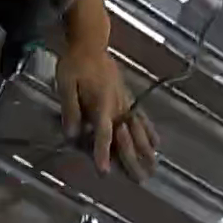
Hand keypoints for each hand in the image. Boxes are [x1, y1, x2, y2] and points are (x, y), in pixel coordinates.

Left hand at [57, 39, 157, 179]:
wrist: (90, 43)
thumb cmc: (75, 64)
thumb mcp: (65, 84)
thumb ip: (70, 110)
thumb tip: (71, 135)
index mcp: (101, 103)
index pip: (103, 133)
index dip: (103, 152)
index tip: (104, 171)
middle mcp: (117, 105)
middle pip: (126, 137)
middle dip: (132, 159)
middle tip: (140, 180)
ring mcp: (125, 101)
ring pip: (138, 130)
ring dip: (146, 150)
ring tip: (153, 167)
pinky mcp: (128, 98)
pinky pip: (142, 118)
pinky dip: (150, 132)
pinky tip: (156, 144)